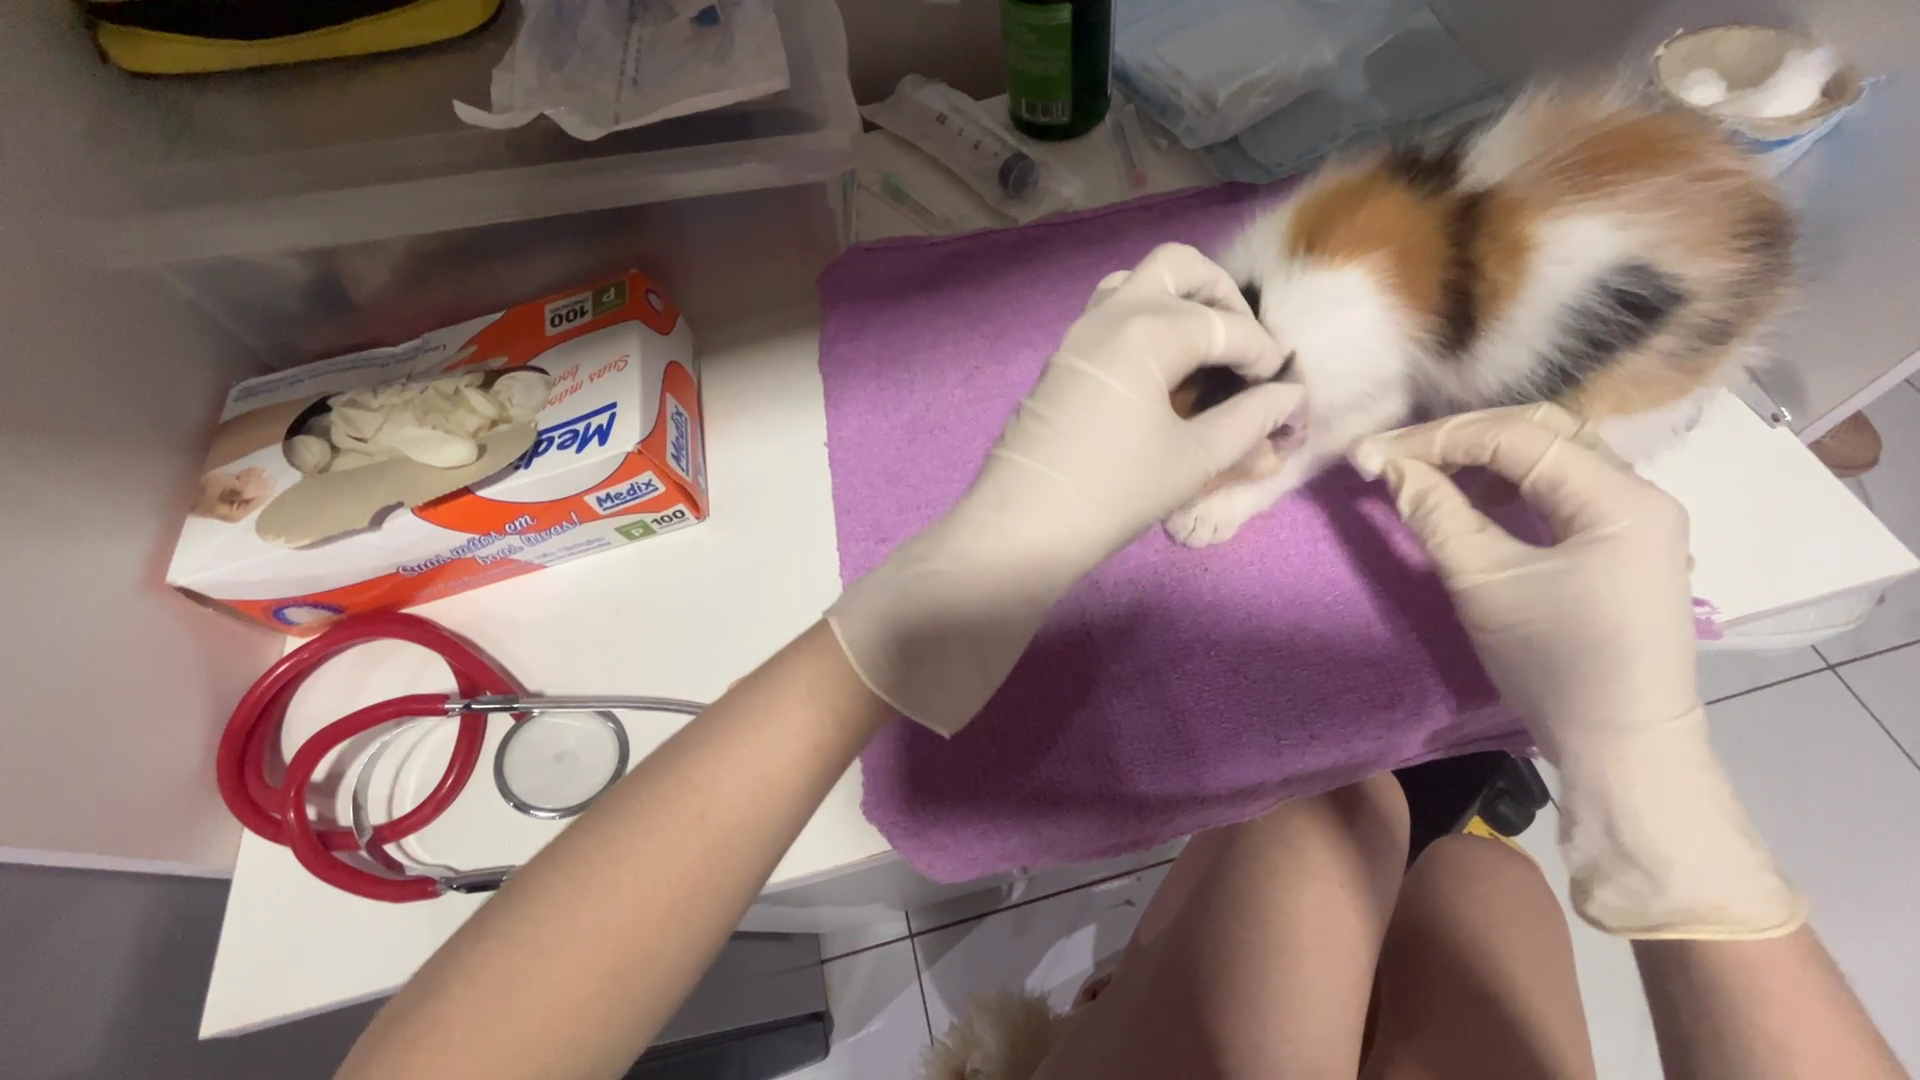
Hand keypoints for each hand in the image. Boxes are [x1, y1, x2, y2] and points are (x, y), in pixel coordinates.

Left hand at [828, 244, 1303, 734]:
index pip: (1224, 324)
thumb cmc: (1114, 494)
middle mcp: (1108, 317)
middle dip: (1221, 294)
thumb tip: (1287, 397)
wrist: (1021, 528)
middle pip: (1176, 268)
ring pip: (1132, 285)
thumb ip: (1248, 421)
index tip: (1279, 382)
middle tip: (1243, 342)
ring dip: (1175, 300)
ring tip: (1202, 348)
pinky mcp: (1058, 363)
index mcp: (1146, 331)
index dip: (1261, 350)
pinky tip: (1159, 373)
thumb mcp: (1192, 460)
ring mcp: (1075, 337)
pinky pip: (1106, 319)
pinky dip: (1142, 325)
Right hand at [1353, 404, 1804, 939]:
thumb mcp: (1483, 582)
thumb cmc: (1554, 661)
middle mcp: (1636, 491)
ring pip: (1550, 456)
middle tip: (1398, 457)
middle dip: (1461, 438)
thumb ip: (1435, 514)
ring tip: (1425, 474)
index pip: (1517, 437)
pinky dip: (1507, 484)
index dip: (1437, 439)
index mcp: (1617, 497)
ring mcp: (1632, 516)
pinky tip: (1468, 498)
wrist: (1620, 741)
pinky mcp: (1618, 540)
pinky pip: (1557, 488)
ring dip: (1483, 458)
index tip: (1373, 455)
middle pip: (1541, 432)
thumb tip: (1385, 465)